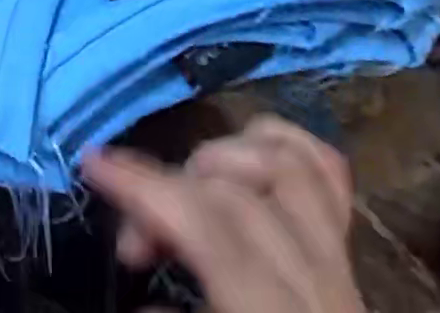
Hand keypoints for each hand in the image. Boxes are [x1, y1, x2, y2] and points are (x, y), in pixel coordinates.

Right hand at [82, 116, 364, 312]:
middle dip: (162, 187)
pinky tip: (240, 150)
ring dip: (217, 159)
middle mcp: (320, 280)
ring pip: (282, 163)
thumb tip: (142, 301)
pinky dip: (278, 143)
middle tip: (132, 238)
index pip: (207, 224)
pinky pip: (324, 169)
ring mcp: (342, 260)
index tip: (91, 164)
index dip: (143, 185)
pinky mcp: (347, 251)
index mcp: (275, 311)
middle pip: (231, 189)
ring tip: (184, 193)